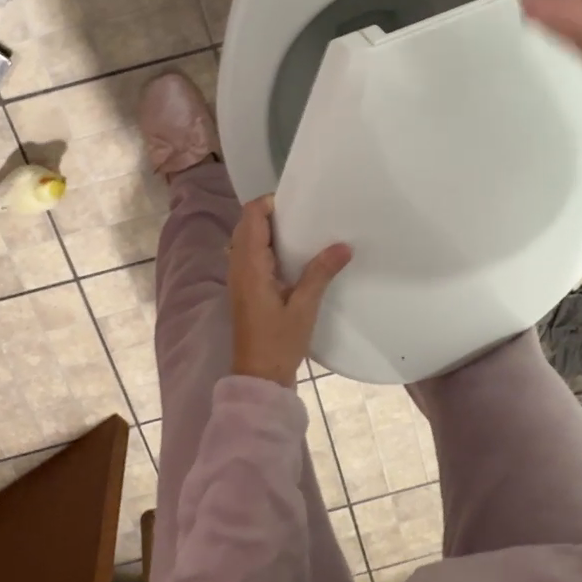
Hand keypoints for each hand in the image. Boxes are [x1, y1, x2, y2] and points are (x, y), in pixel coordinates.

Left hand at [228, 195, 351, 387]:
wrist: (259, 378)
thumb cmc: (278, 343)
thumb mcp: (304, 308)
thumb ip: (320, 273)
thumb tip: (343, 245)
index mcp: (249, 265)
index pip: (251, 216)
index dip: (270, 203)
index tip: (298, 204)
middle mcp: (238, 266)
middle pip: (248, 224)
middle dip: (273, 214)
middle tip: (305, 216)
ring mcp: (238, 277)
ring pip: (248, 239)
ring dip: (270, 231)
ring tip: (302, 232)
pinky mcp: (244, 288)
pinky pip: (250, 254)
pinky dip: (267, 247)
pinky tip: (293, 257)